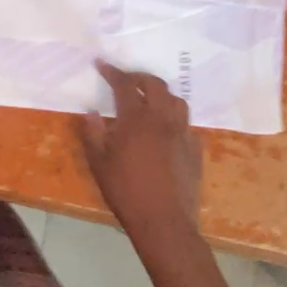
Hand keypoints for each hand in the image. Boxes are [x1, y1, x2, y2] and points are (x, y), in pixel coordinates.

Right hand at [77, 63, 202, 241]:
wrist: (165, 222)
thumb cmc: (126, 191)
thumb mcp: (98, 162)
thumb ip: (93, 133)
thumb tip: (91, 112)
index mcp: (136, 120)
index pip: (124, 85)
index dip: (112, 72)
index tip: (101, 64)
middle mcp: (162, 120)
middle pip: (155, 85)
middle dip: (139, 77)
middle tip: (125, 79)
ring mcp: (183, 135)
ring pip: (177, 102)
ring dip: (161, 95)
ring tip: (149, 100)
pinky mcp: (195, 152)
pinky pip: (187, 126)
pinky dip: (174, 119)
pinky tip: (166, 131)